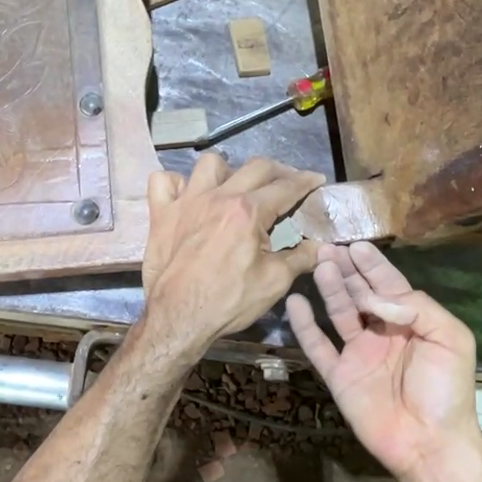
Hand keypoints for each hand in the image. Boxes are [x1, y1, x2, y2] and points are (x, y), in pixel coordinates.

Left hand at [141, 153, 323, 349]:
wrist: (178, 317)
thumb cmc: (228, 301)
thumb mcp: (274, 282)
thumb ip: (300, 258)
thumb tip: (320, 246)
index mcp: (248, 211)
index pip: (285, 187)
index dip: (305, 182)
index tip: (316, 180)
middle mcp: (218, 197)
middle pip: (255, 167)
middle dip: (278, 171)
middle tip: (287, 182)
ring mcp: (186, 201)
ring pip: (209, 164)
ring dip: (228, 170)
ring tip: (235, 186)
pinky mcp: (161, 213)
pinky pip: (163, 182)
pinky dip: (176, 183)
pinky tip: (187, 195)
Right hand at [287, 241, 481, 480]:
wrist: (430, 444)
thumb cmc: (446, 391)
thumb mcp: (451, 339)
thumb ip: (418, 308)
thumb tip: (373, 296)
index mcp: (411, 323)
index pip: (389, 285)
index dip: (372, 265)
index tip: (355, 245)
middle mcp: (382, 333)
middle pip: (359, 293)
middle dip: (345, 270)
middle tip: (327, 247)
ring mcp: (358, 354)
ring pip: (338, 312)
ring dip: (328, 288)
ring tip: (318, 265)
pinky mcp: (338, 376)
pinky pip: (317, 346)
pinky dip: (304, 325)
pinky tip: (295, 302)